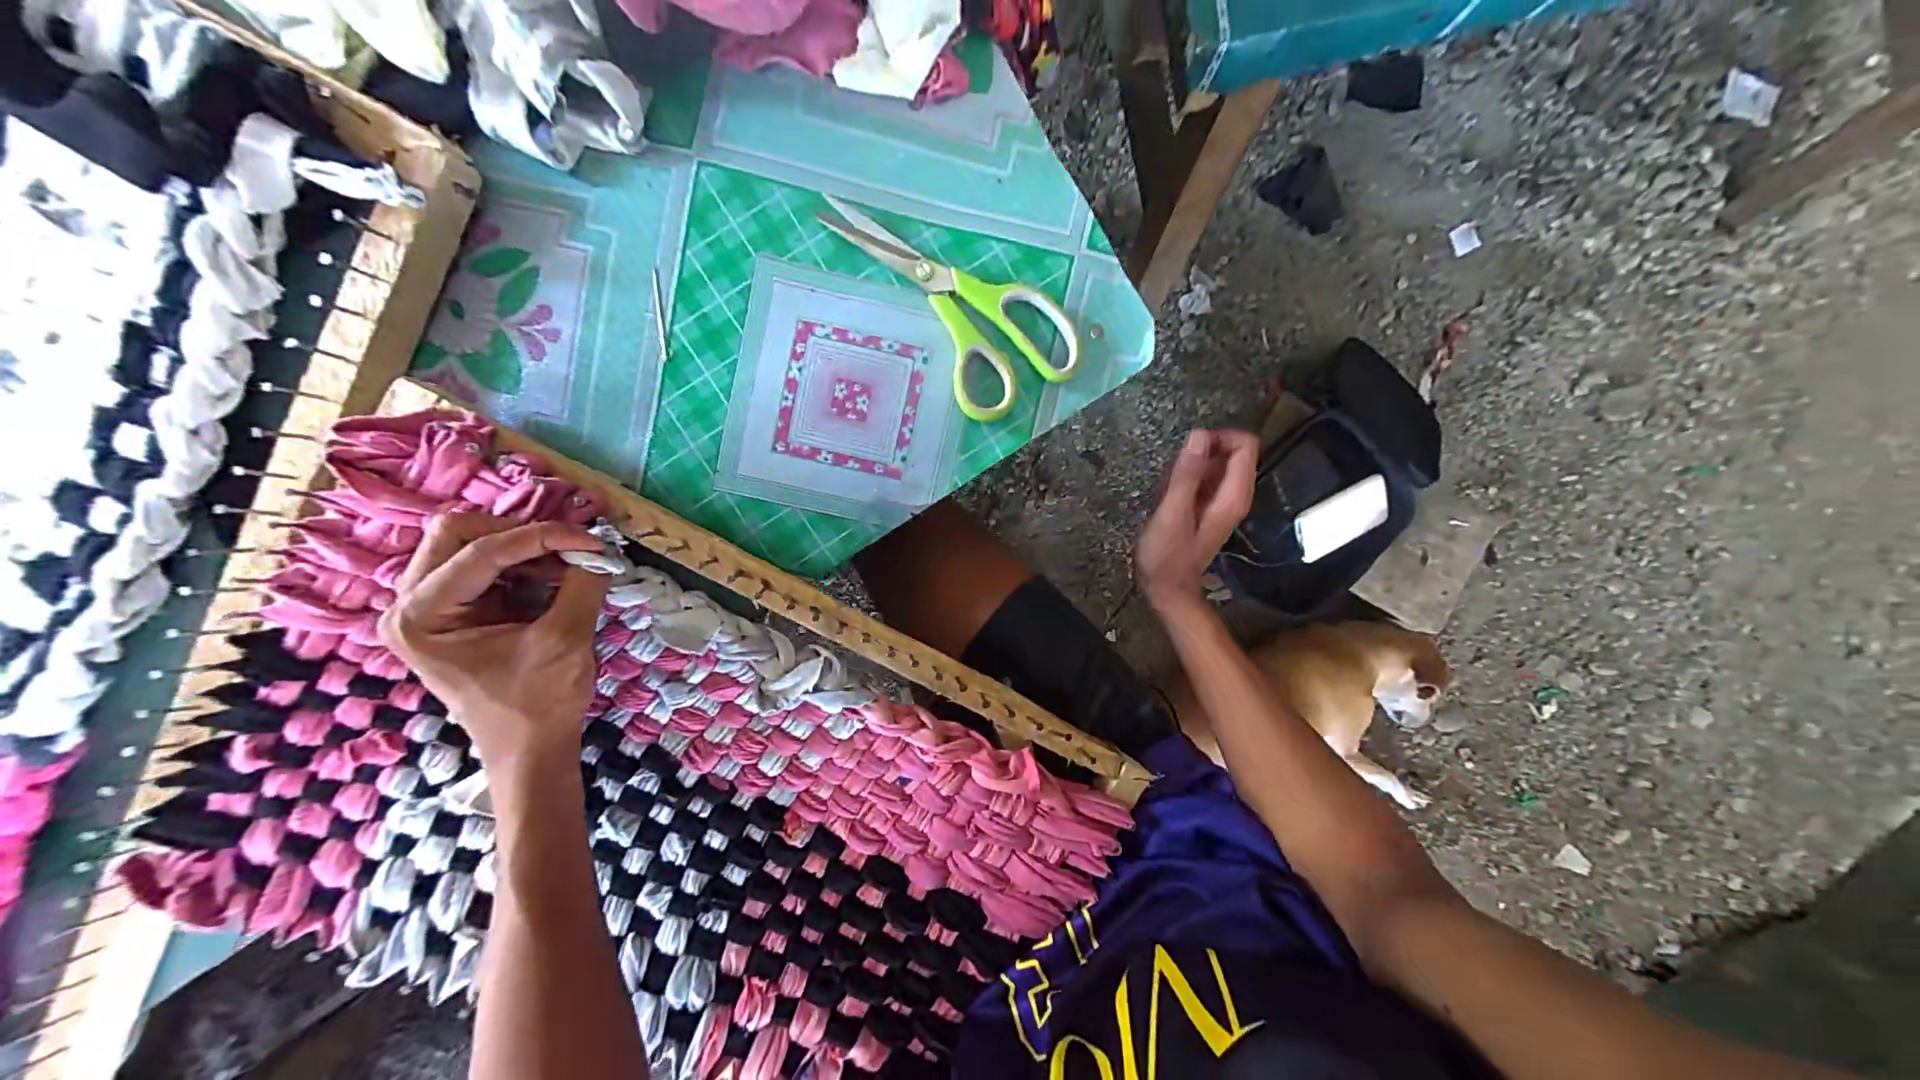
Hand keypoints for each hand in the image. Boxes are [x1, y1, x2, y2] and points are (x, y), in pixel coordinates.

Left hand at [378, 511, 612, 771]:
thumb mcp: (566, 640)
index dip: (543, 537)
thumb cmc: (538, 703)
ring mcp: (430, 605)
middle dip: (521, 534)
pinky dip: (527, 562)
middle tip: (570, 549)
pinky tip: (558, 577)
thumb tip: (602, 546)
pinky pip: (488, 563)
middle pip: (459, 533)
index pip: (480, 551)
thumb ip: (582, 584)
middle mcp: (410, 604)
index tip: (594, 541)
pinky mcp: (457, 608)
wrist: (530, 748)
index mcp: (419, 617)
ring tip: (571, 566)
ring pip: (472, 542)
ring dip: (527, 548)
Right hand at [1136, 428, 1260, 610]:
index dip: (1219, 438)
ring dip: (1188, 468)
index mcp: (1233, 496)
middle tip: (1174, 476)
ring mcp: (1221, 502)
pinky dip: (1184, 480)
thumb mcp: (1172, 513)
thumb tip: (1199, 436)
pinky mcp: (1206, 508)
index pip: (1246, 446)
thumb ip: (1186, 475)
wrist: (1167, 590)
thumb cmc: (1167, 557)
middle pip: (1231, 452)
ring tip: (1168, 491)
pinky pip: (1201, 479)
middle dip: (1200, 453)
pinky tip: (1167, 498)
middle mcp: (1234, 496)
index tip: (1191, 449)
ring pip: (1214, 464)